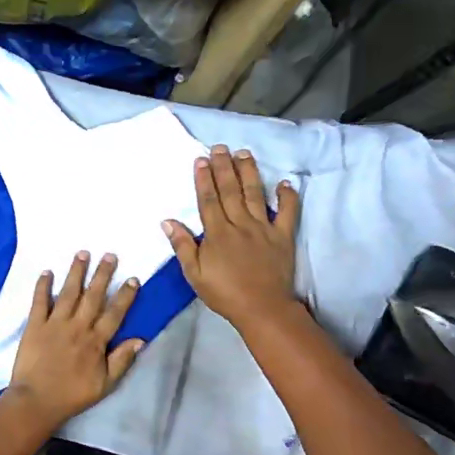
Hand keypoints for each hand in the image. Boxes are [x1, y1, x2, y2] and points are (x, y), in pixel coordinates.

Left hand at [2, 251, 144, 429]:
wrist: (36, 400)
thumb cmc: (72, 395)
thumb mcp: (105, 384)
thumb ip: (122, 360)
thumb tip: (140, 339)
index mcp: (96, 341)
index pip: (114, 313)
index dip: (125, 295)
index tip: (133, 278)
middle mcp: (77, 326)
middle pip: (93, 296)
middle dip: (102, 274)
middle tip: (110, 255)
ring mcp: (54, 324)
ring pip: (68, 293)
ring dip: (76, 272)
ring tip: (82, 253)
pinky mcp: (34, 325)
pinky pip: (39, 301)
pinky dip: (43, 286)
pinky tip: (47, 272)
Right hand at [164, 144, 301, 330]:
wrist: (262, 307)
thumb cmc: (223, 292)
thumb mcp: (194, 273)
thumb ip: (183, 246)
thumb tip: (168, 221)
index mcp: (217, 233)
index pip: (208, 200)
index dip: (204, 179)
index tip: (201, 160)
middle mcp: (240, 224)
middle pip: (231, 191)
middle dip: (224, 168)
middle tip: (220, 147)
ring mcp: (264, 228)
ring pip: (255, 195)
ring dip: (249, 173)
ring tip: (244, 154)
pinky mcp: (283, 237)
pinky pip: (287, 213)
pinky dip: (287, 197)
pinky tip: (284, 183)